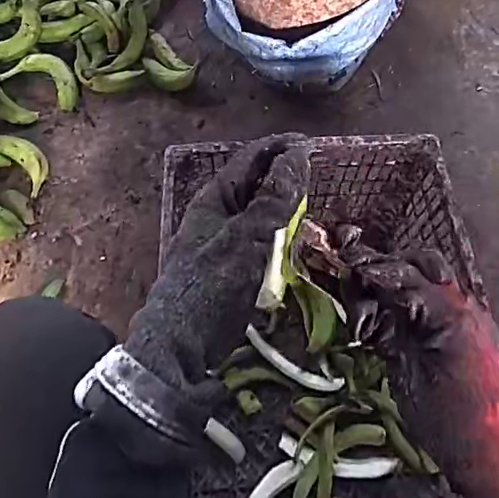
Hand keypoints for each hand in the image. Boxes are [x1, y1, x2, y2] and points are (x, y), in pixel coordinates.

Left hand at [125, 133, 308, 406]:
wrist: (179, 353)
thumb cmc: (209, 289)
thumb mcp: (244, 240)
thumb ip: (272, 200)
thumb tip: (298, 156)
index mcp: (214, 199)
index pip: (251, 158)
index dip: (281, 147)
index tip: (314, 145)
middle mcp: (217, 215)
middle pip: (256, 182)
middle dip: (286, 174)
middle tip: (320, 174)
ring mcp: (223, 242)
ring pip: (260, 211)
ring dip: (285, 204)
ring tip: (313, 203)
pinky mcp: (231, 269)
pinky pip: (261, 239)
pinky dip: (281, 233)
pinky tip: (295, 241)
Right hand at [352, 250, 498, 497]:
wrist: (490, 454)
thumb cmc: (446, 419)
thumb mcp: (406, 372)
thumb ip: (388, 330)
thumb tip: (366, 304)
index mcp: (449, 312)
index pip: (403, 275)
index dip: (371, 267)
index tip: (346, 260)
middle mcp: (463, 304)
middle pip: (421, 264)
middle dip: (389, 267)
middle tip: (360, 280)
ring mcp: (472, 315)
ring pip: (433, 278)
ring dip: (403, 282)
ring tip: (375, 307)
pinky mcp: (473, 330)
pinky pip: (442, 301)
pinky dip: (417, 301)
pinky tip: (396, 320)